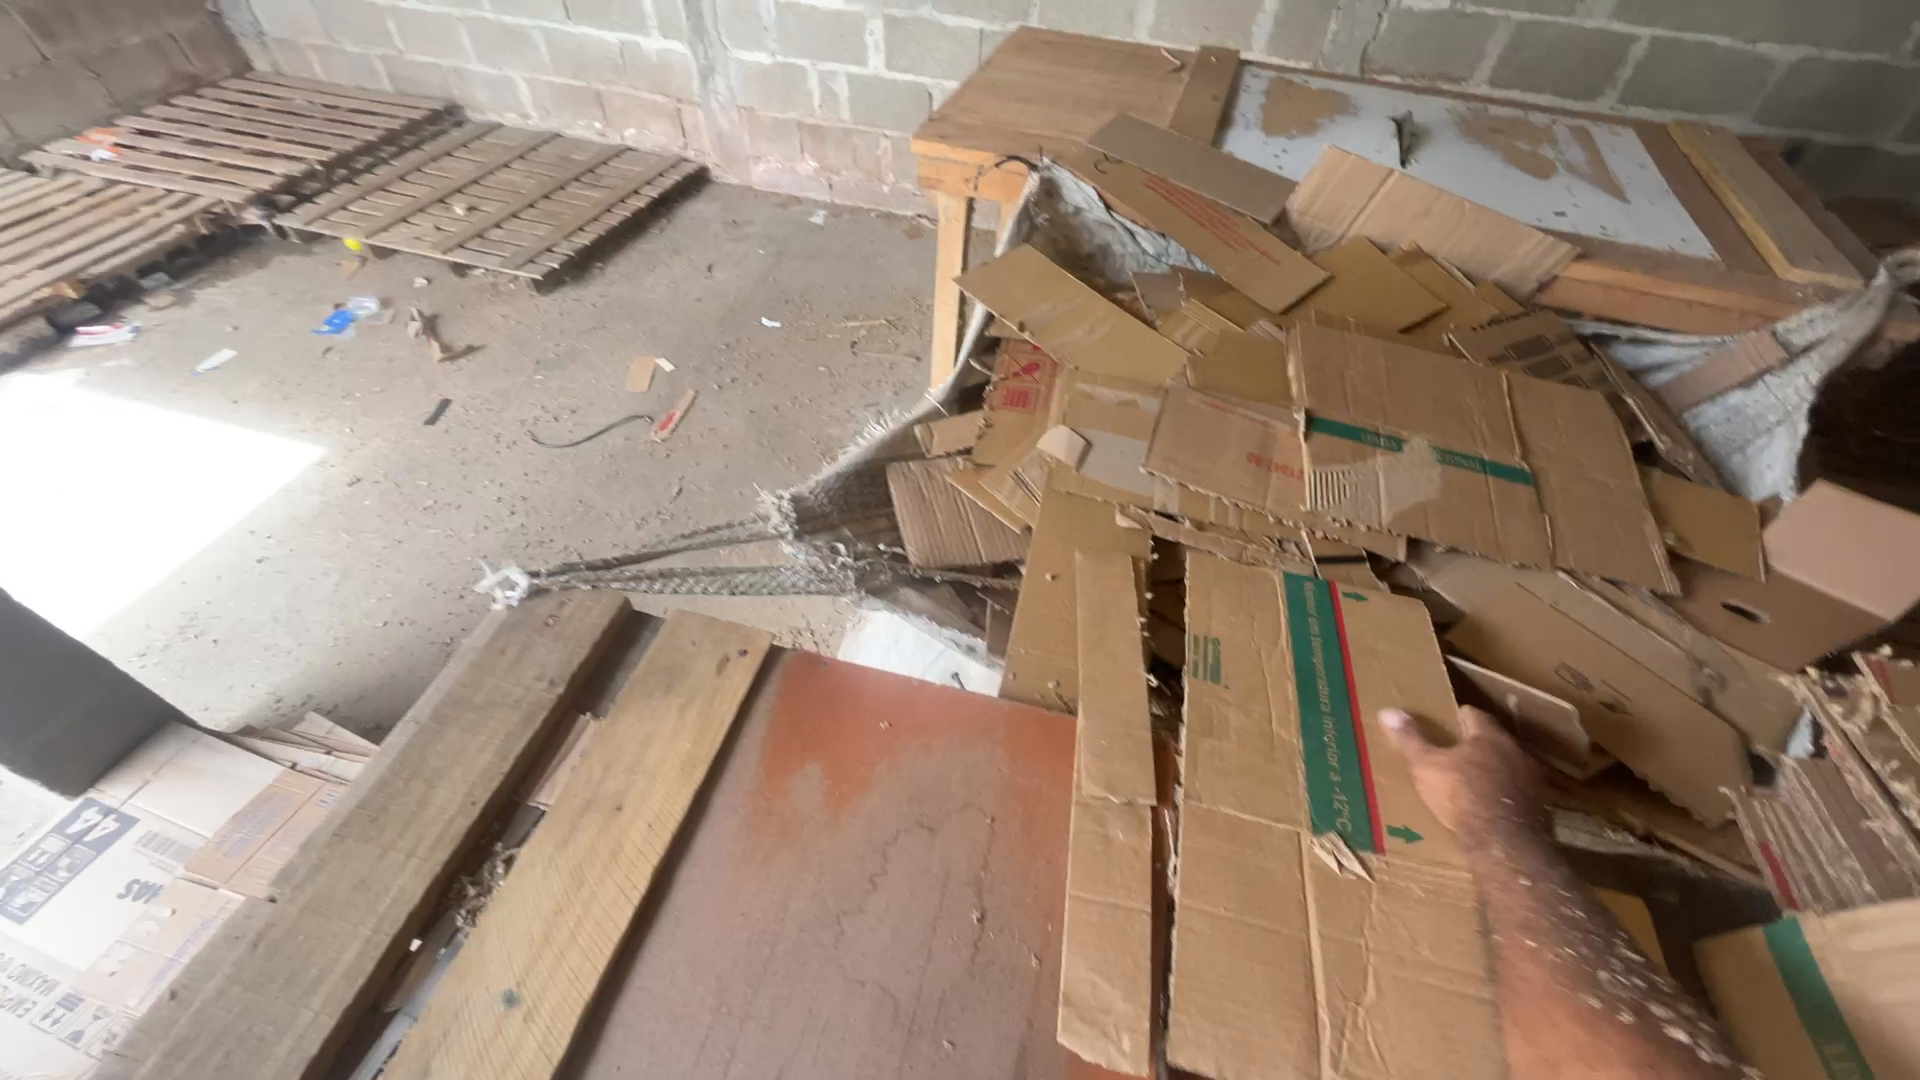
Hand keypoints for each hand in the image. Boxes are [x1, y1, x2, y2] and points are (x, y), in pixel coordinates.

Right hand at [1380, 705, 1546, 841]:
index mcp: (1490, 737)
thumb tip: (1388, 712)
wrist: (1502, 842)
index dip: (1457, 717)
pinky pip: (1516, 795)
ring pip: (1508, 768)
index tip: (1444, 722)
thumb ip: (1409, 738)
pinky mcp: (1539, 809)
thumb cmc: (1460, 793)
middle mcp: (1517, 754)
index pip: (1474, 715)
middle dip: (1475, 746)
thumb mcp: (1424, 764)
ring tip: (1469, 782)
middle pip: (1494, 742)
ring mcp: (1532, 783)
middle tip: (1452, 753)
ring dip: (1491, 772)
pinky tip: (1486, 808)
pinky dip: (1501, 797)